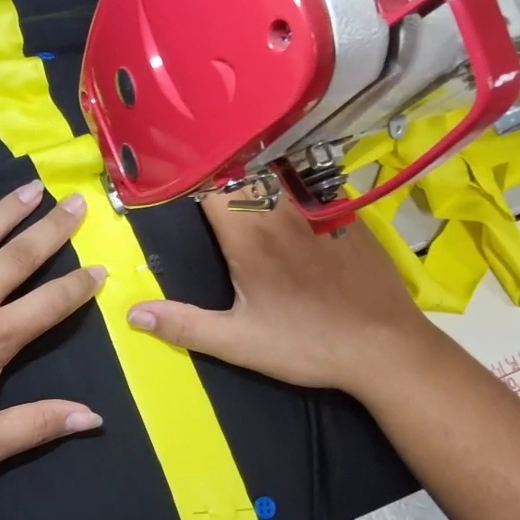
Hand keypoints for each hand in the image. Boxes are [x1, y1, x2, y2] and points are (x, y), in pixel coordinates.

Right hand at [126, 195, 445, 396]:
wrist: (386, 348)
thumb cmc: (307, 344)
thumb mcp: (238, 342)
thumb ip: (184, 325)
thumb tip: (133, 313)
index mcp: (249, 236)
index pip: (211, 183)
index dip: (191, 179)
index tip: (176, 185)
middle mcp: (282, 212)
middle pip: (242, 172)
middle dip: (220, 176)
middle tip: (204, 190)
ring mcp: (319, 210)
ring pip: (278, 175)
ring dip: (256, 179)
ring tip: (242, 191)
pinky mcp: (347, 216)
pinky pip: (312, 188)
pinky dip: (293, 188)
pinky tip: (288, 214)